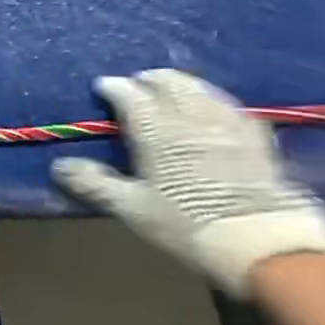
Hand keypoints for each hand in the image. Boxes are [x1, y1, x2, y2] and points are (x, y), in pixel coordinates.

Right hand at [52, 69, 324, 295]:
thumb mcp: (130, 207)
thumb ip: (94, 182)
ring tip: (176, 86)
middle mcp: (195, 125)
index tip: (103, 85)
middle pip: (176, 88)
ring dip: (189, 86)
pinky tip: (218, 107)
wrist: (264, 245)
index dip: (116, 88)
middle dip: (155, 79)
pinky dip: (221, 103)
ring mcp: (232, 133)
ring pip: (208, 95)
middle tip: (139, 80)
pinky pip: (238, 112)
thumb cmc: (186, 223)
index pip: (134, 99)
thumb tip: (60, 165)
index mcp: (159, 135)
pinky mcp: (261, 147)